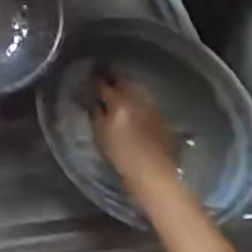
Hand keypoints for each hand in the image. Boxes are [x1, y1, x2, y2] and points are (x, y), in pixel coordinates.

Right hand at [91, 73, 179, 197]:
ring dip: (128, 87)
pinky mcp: (161, 116)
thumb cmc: (121, 154)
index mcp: (118, 102)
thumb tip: (92, 101)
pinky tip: (135, 105)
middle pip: (123, 81)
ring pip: (137, 88)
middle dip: (114, 79)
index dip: (95, 80)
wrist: (152, 172)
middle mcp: (136, 99)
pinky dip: (139, 98)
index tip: (91, 79)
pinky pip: (147, 100)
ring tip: (121, 90)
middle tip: (106, 80)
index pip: (103, 85)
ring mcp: (151, 106)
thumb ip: (95, 113)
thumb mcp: (100, 134)